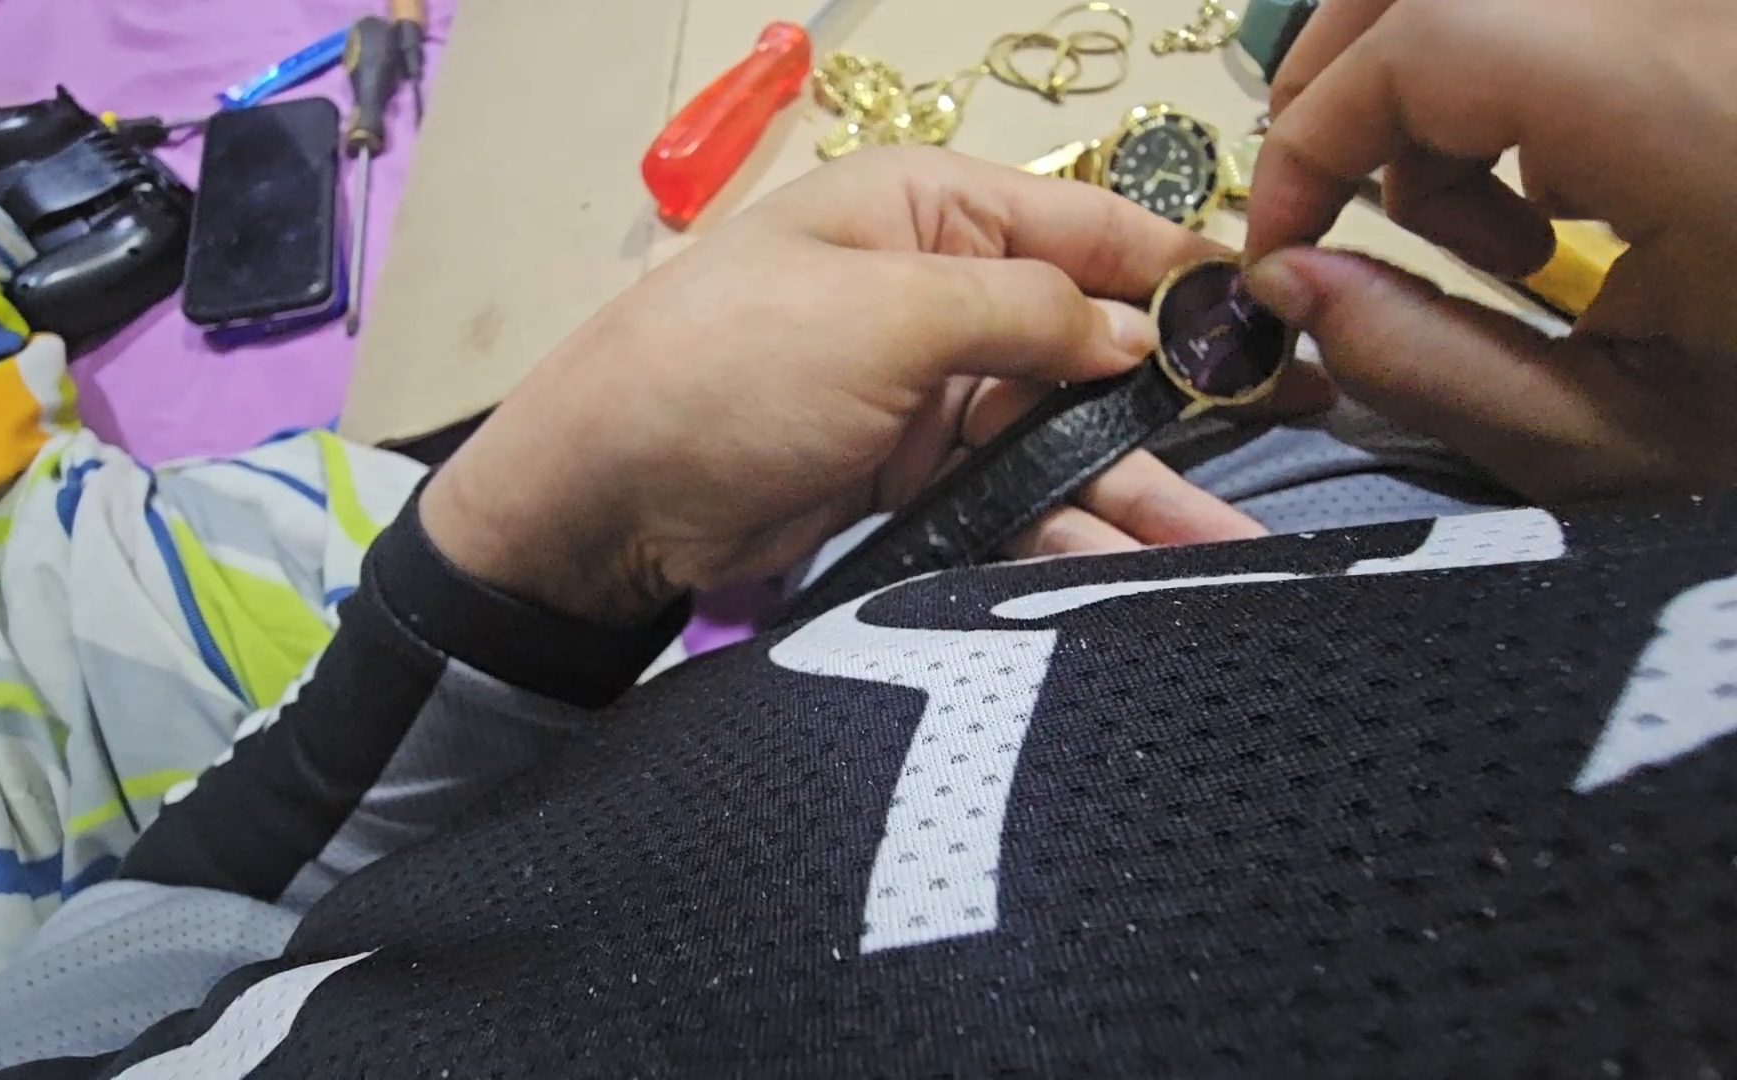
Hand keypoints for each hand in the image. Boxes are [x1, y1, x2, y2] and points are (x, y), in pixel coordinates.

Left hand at [420, 148, 1269, 624]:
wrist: (621, 488)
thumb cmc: (735, 363)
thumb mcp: (881, 310)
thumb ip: (1019, 315)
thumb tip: (1135, 337)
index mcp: (927, 217)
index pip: (1082, 228)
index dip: (1180, 272)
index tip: (1275, 320)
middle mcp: (935, 300)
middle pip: (1080, 346)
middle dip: (1175, 400)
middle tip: (1290, 436)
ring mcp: (923, 397)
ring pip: (1050, 439)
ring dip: (1133, 490)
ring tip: (1228, 544)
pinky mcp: (906, 478)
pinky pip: (1004, 500)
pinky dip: (1060, 531)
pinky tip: (1130, 565)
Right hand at [1244, 0, 1736, 501]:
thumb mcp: (1602, 432)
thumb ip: (1411, 357)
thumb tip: (1282, 278)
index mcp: (1727, 112)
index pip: (1432, 39)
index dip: (1307, 138)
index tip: (1278, 241)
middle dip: (1341, 73)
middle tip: (1323, 189)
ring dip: (1425, 79)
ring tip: (1460, 205)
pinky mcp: (1730, 34)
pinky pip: (1584, 11)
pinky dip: (1517, 73)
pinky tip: (1558, 177)